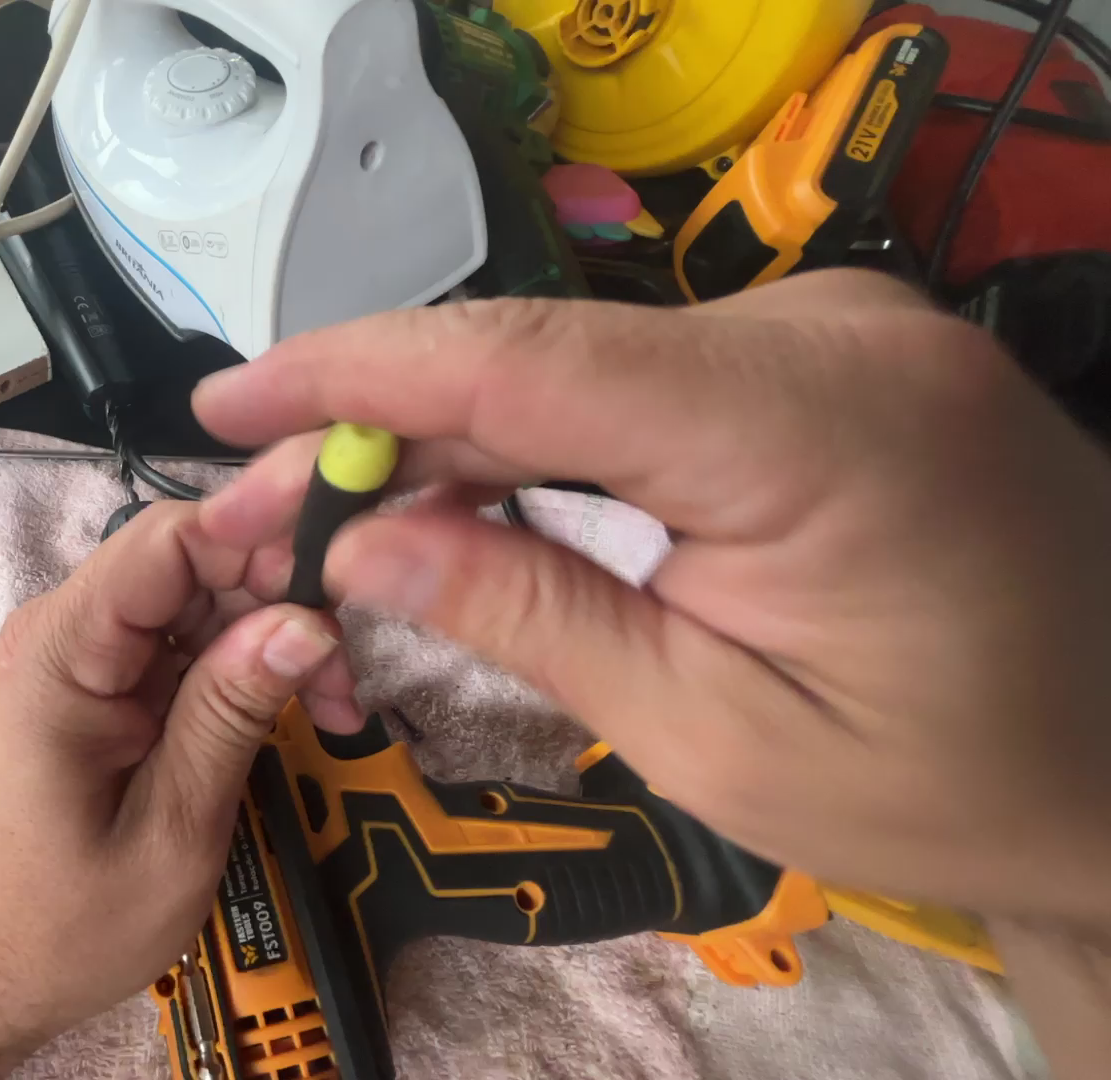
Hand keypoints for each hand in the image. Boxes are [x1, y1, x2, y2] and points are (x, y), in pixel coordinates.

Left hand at [0, 502, 358, 1062]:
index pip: (166, 542)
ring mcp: (84, 650)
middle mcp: (64, 629)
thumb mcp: (172, 831)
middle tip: (345, 679)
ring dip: (272, 634)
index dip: (258, 538)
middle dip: (279, 597)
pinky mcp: (105, 677)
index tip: (342, 579)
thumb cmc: (66, 925)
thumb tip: (309, 620)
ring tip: (332, 705)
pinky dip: (244, 663)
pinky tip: (291, 707)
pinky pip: (186, 639)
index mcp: (61, 652)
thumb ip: (231, 713)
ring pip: (199, 596)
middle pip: (189, 562)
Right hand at [192, 270, 1110, 933]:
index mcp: (809, 426)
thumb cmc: (945, 779)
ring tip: (306, 513)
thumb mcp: (707, 731)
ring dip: (405, 446)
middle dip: (352, 433)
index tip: (228, 405)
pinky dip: (478, 451)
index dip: (348, 374)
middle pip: (505, 365)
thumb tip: (358, 547)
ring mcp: (781, 343)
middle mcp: (799, 340)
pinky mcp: (755, 373)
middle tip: (247, 502)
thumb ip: (524, 616)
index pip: (518, 360)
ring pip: (527, 377)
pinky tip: (411, 498)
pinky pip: (576, 397)